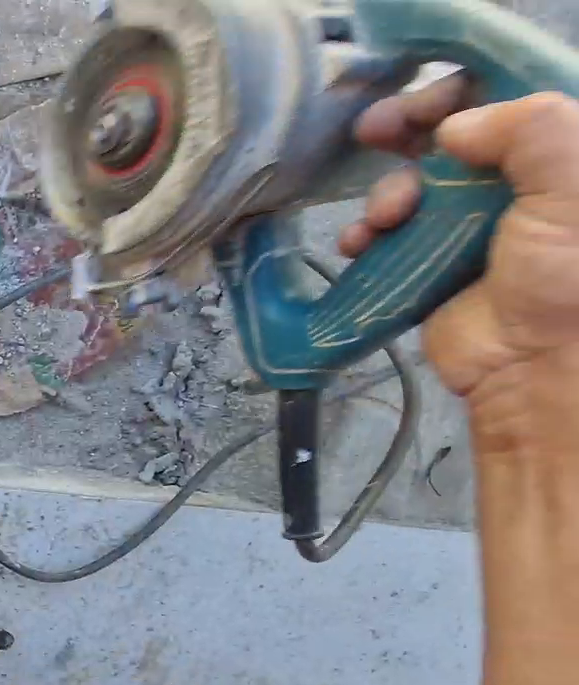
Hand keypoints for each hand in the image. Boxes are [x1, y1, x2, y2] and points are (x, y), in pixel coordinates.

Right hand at [345, 84, 578, 454]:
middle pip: (456, 133)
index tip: (425, 101)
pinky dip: (364, 236)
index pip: (516, 95)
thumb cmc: (572, 273)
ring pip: (412, 183)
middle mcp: (522, 179)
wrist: (539, 361)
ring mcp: (471, 222)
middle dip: (410, 130)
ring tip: (383, 218)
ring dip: (385, 194)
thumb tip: (457, 123)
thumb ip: (532, 133)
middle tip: (372, 132)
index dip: (468, 88)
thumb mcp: (573, 189)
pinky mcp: (427, 261)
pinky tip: (361, 244)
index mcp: (566, 155)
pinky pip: (385, 235)